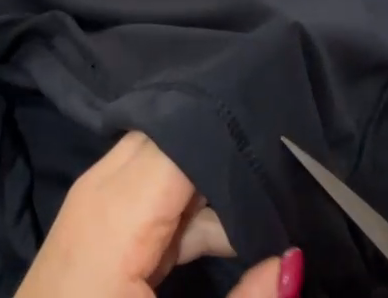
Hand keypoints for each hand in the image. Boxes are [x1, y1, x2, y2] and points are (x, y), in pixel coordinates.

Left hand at [15, 131, 301, 297]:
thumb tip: (292, 261)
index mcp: (116, 211)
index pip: (181, 138)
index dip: (230, 131)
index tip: (281, 127)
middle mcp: (100, 188)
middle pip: (172, 138)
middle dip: (226, 146)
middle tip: (283, 156)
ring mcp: (95, 201)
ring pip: (163, 160)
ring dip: (211, 178)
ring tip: (273, 195)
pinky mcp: (100, 221)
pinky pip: (151, 189)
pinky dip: (190, 202)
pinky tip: (235, 227)